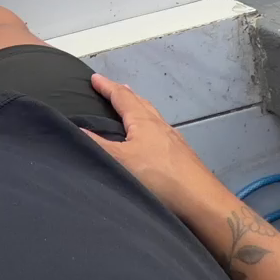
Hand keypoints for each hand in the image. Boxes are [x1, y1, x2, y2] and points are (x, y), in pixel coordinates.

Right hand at [86, 73, 232, 222]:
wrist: (202, 201)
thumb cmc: (159, 176)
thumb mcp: (122, 161)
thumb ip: (98, 145)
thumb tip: (77, 128)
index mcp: (142, 120)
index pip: (121, 96)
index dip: (107, 87)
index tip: (94, 78)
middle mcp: (159, 124)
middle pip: (139, 101)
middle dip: (123, 93)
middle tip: (112, 88)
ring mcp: (173, 139)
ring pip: (151, 115)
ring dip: (138, 107)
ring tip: (131, 106)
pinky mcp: (182, 154)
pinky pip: (160, 129)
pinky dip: (149, 124)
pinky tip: (152, 137)